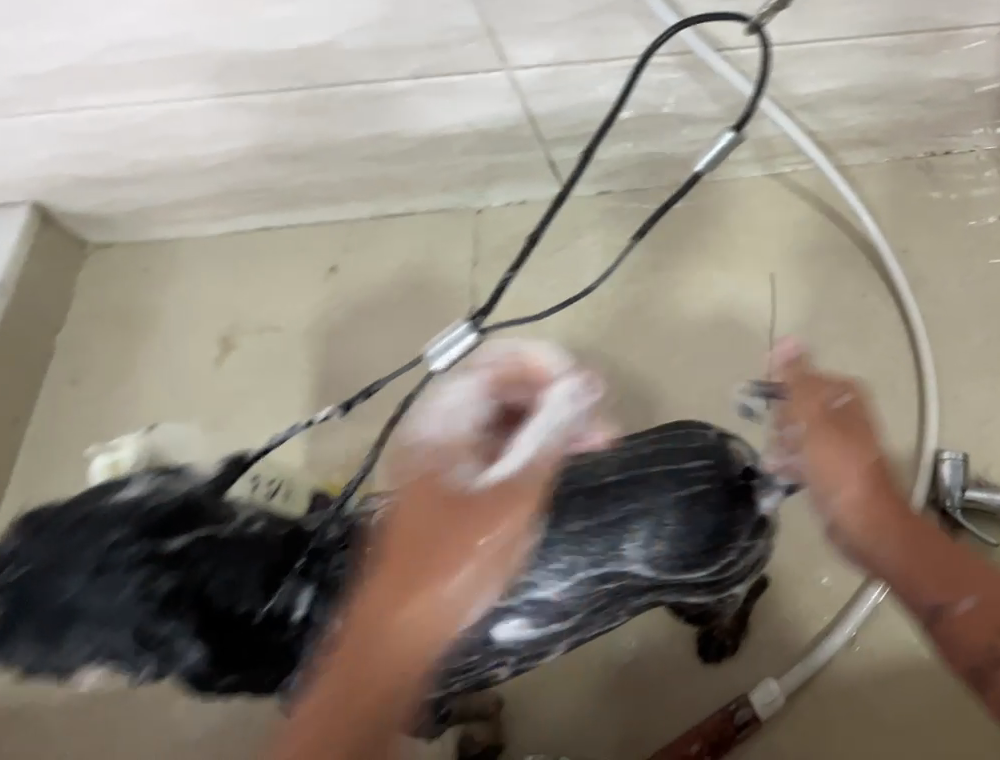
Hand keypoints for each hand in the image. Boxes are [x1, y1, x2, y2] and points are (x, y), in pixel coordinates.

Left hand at [346, 341, 613, 653]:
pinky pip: (500, 447)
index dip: (546, 364)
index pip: (498, 360)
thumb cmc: (457, 560)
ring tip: (598, 443)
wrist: (398, 638)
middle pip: (504, 386)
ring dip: (552, 423)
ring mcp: (445, 458)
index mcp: (444, 419)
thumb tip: (587, 382)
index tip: (586, 388)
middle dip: (556, 396)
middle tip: (601, 419)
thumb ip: (552, 431)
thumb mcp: (516, 492)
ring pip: (506, 418)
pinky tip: (565, 464)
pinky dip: (534, 449)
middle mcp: (440, 428)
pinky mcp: (453, 486)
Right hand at [766, 339, 905, 562]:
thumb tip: (787, 337)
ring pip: (795, 434)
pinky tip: (786, 475)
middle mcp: (842, 411)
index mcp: (842, 392)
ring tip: (784, 465)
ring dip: (783, 449)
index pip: (796, 379)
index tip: (775, 415)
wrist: (865, 523)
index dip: (781, 397)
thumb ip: (797, 379)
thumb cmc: (839, 467)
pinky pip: (802, 458)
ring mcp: (837, 440)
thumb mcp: (813, 417)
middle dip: (782, 426)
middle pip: (794, 406)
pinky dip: (792, 465)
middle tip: (787, 445)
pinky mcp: (831, 468)